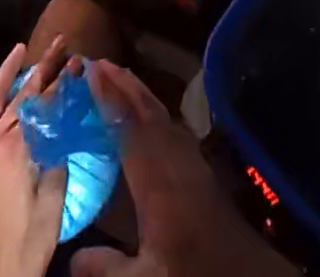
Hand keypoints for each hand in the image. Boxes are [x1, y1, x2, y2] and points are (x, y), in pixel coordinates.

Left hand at [0, 38, 70, 276]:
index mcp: (17, 149)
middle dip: (43, 66)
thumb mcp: (52, 202)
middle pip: (22, 94)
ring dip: (8, 73)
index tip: (78, 59)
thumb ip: (56, 157)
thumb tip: (62, 126)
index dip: (63, 80)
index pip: (45, 103)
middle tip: (60, 42)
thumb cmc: (25, 245)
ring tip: (21, 49)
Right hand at [70, 62, 298, 276]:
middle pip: (149, 113)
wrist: (246, 275)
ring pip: (164, 117)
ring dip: (141, 95)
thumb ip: (108, 268)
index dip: (110, 98)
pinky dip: (155, 113)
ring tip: (120, 79)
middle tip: (101, 63)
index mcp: (157, 181)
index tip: (93, 71)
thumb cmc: (194, 270)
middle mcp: (175, 162)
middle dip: (125, 85)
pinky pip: (173, 128)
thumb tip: (73, 260)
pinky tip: (149, 119)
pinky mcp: (202, 171)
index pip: (129, 127)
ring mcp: (192, 163)